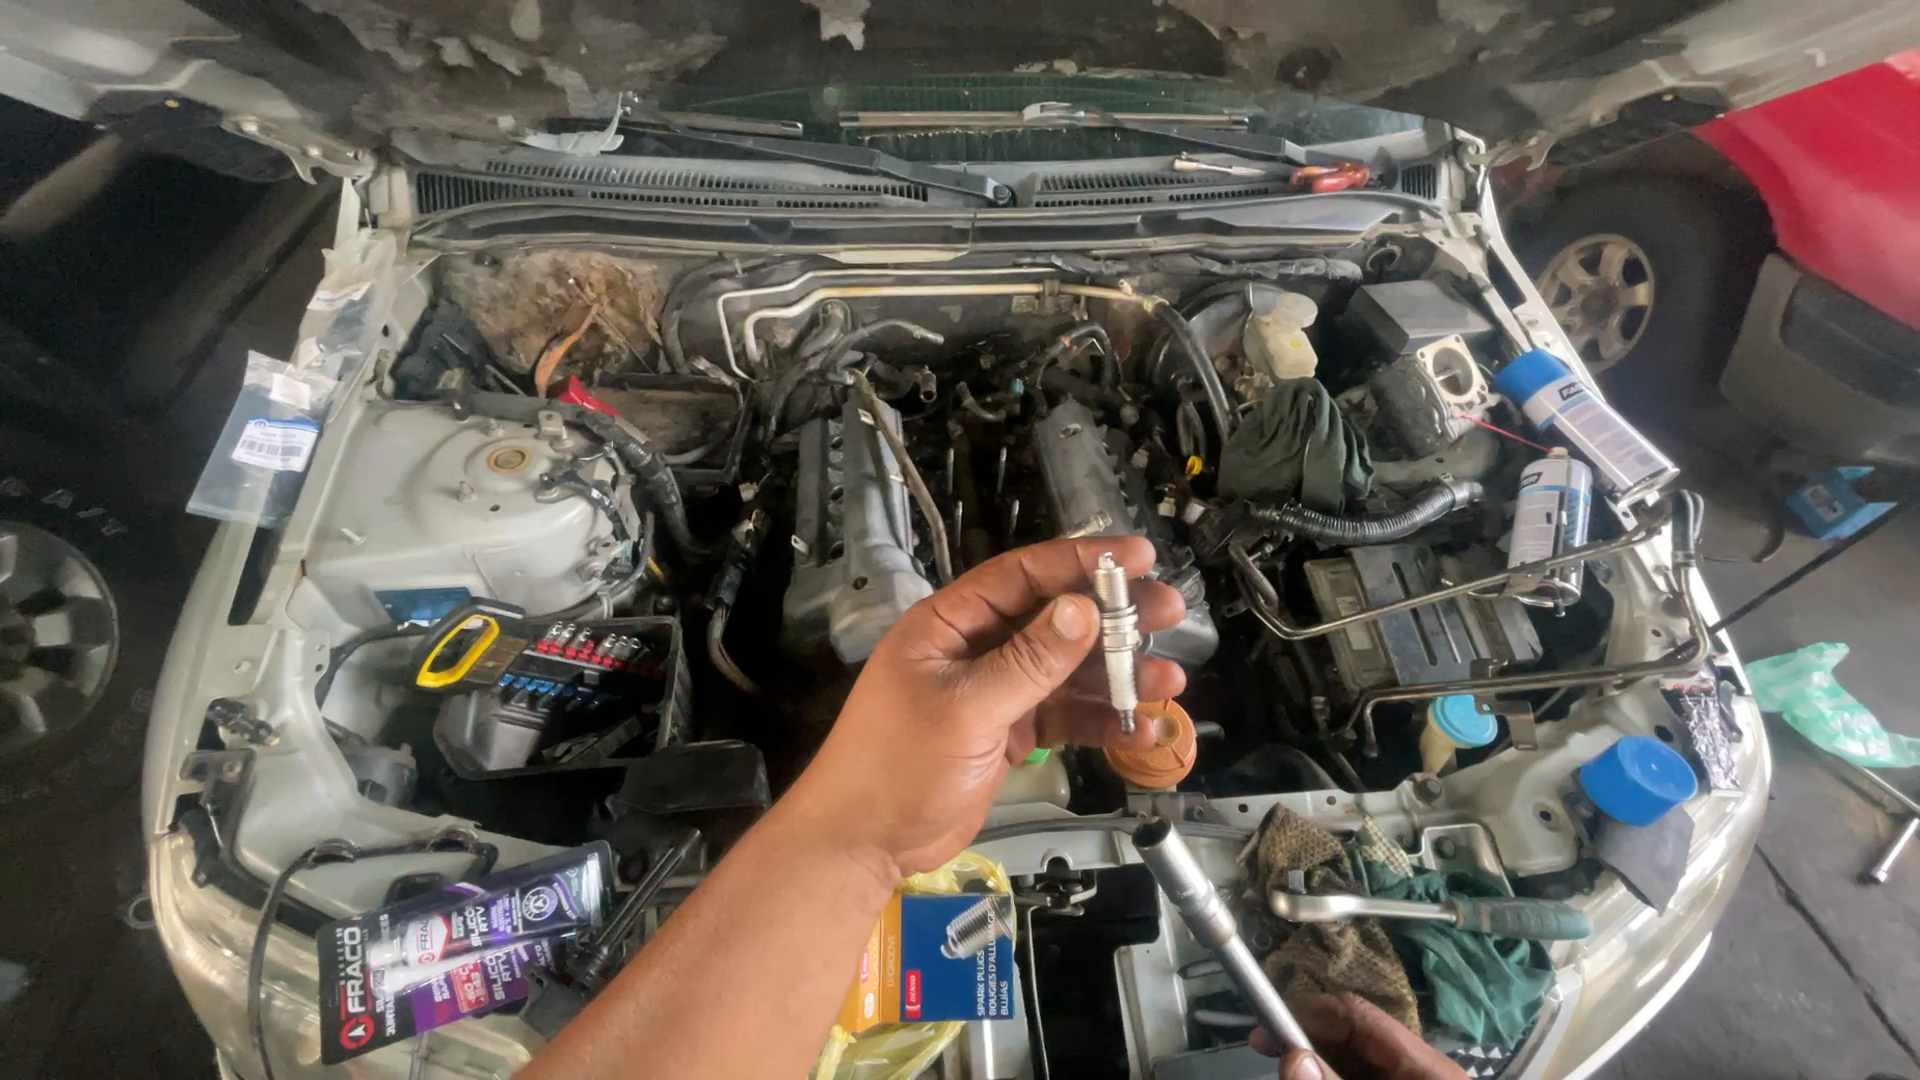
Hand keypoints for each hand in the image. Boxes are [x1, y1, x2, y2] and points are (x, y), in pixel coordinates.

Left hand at [789, 536, 1187, 879]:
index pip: (1023, 575)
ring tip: (1169, 682)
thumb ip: (1027, 662)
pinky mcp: (1010, 731)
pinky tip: (1139, 728)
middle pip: (1055, 618)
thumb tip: (1081, 609)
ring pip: (1066, 670)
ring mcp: (996, 691)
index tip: (1138, 557)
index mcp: (952, 623)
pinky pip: (1063, 716)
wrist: (864, 843)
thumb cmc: (898, 765)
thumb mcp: (965, 709)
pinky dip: (1099, 721)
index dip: (1081, 561)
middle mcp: (978, 647)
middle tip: (1170, 611)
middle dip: (1113, 617)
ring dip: (1116, 675)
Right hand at [1252, 994, 1469, 1079]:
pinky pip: (1361, 1076)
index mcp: (1431, 1069)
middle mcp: (1426, 1070)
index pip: (1358, 1014)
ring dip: (1315, 1059)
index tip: (1266, 1025)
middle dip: (1306, 1038)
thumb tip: (1291, 1056)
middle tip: (1262, 1048)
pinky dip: (1332, 1074)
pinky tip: (1310, 1076)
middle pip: (1355, 1036)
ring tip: (1282, 1063)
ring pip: (1355, 1059)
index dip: (1308, 1012)